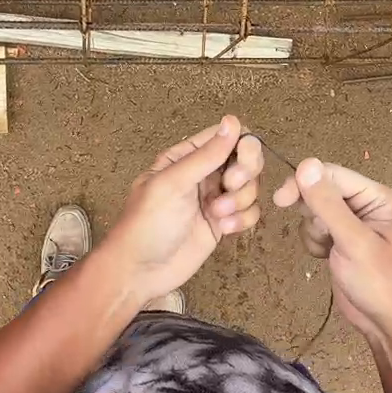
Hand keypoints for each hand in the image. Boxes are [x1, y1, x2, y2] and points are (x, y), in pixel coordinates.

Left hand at [90, 115, 263, 305]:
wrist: (141, 271)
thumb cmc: (147, 223)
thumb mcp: (173, 184)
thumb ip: (205, 155)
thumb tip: (232, 121)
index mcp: (185, 156)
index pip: (225, 136)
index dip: (242, 144)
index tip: (240, 161)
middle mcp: (203, 173)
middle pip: (245, 159)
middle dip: (245, 172)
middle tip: (230, 185)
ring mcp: (214, 198)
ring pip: (250, 186)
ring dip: (241, 200)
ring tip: (218, 214)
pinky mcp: (223, 223)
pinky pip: (249, 211)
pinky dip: (243, 219)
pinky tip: (225, 229)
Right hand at [273, 159, 391, 353]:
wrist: (387, 326)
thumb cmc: (379, 284)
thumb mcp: (353, 242)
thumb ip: (328, 204)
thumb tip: (305, 164)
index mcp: (377, 197)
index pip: (333, 175)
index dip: (305, 182)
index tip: (280, 200)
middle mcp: (364, 205)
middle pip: (321, 189)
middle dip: (310, 210)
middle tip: (312, 233)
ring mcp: (351, 223)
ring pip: (314, 209)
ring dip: (312, 229)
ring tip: (327, 250)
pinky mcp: (339, 240)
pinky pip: (314, 228)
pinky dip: (313, 241)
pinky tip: (325, 257)